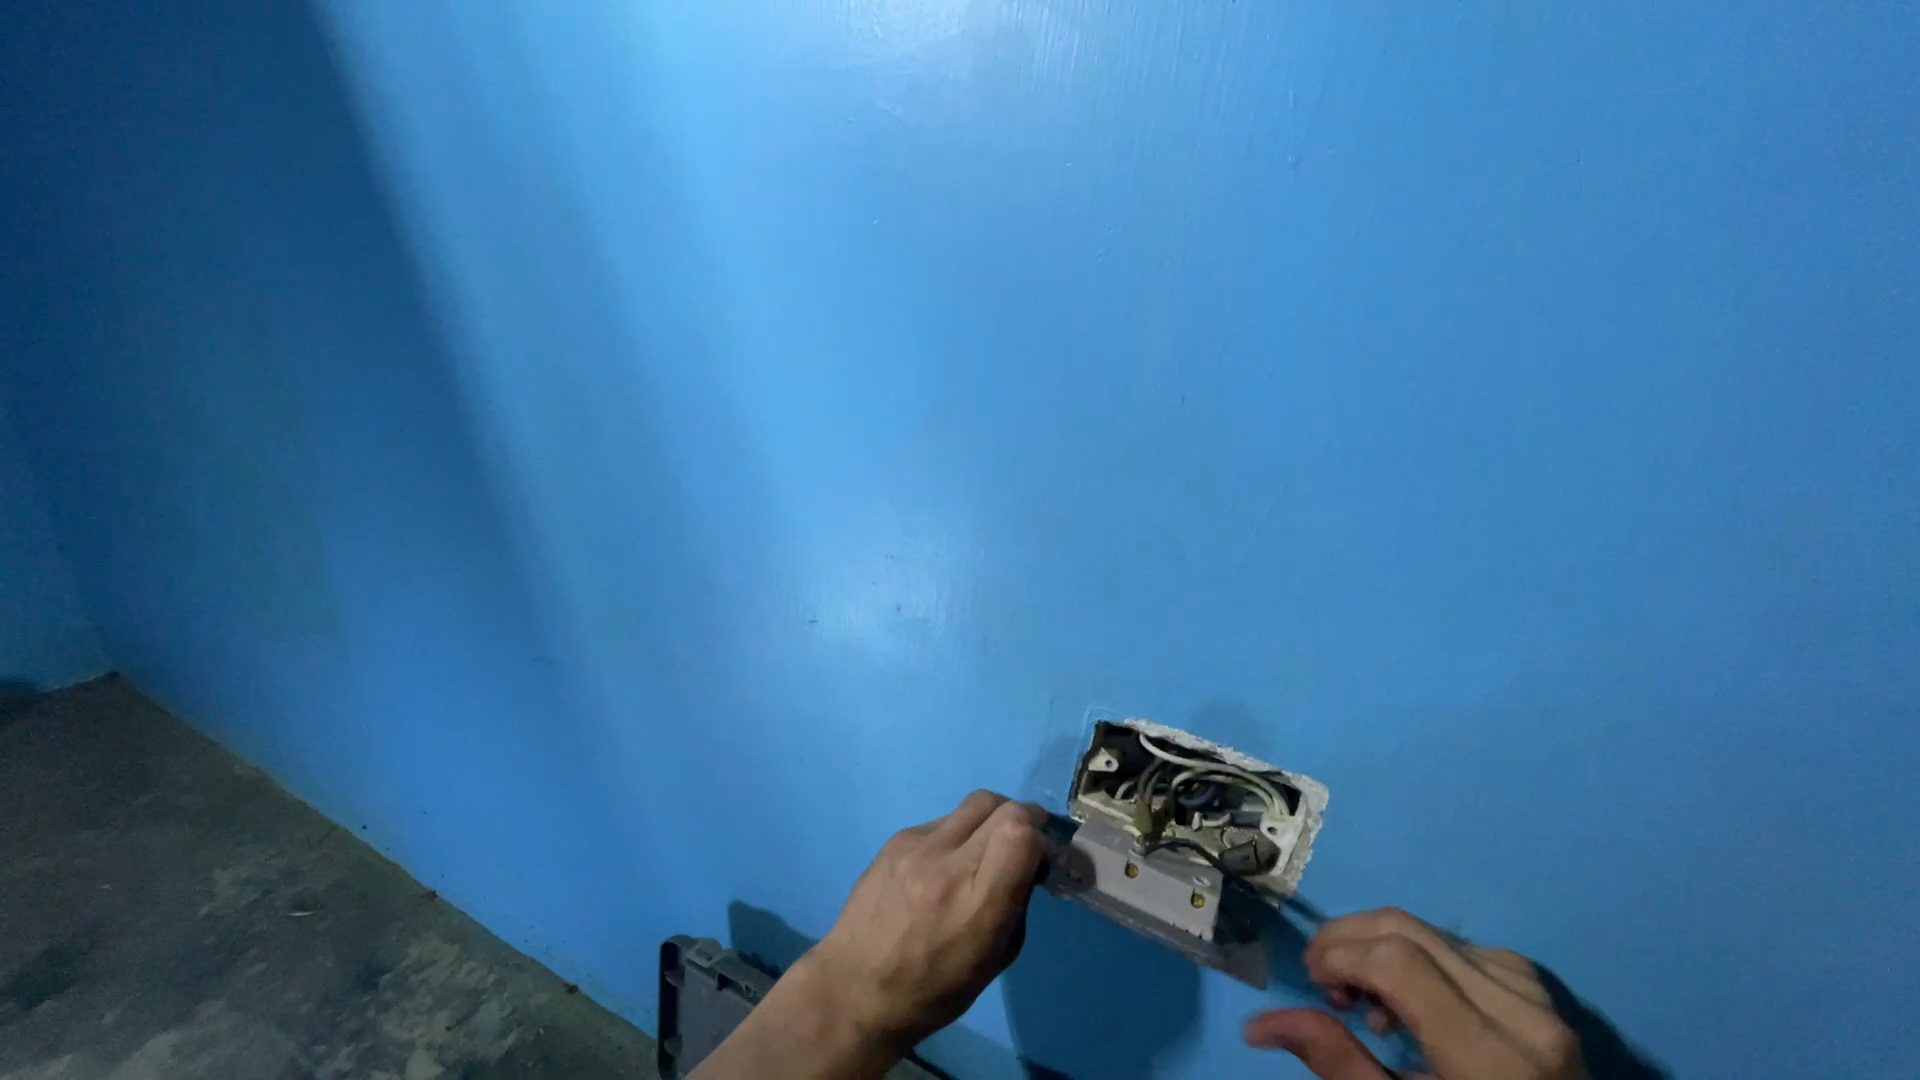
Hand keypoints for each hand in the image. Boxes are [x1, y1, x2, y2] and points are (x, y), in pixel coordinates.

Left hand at [794, 789, 1049, 1049]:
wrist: (857, 987)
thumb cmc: (935, 989)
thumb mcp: (996, 959)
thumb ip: (1017, 902)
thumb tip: (1027, 865)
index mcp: (978, 904)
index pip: (1020, 832)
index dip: (1039, 838)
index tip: (1039, 859)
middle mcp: (948, 864)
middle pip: (1003, 807)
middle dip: (1024, 820)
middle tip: (1023, 844)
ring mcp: (918, 845)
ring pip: (974, 804)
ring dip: (992, 821)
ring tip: (984, 851)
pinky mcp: (897, 838)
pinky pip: (944, 820)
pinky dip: (959, 834)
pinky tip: (945, 864)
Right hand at [1246, 907, 1587, 1079]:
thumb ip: (1336, 1062)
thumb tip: (1257, 1023)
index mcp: (1494, 1059)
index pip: (1397, 963)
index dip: (1340, 957)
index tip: (1314, 982)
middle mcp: (1521, 1011)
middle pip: (1404, 929)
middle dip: (1346, 940)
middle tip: (1323, 981)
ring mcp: (1534, 991)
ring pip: (1424, 928)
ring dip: (1375, 946)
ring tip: (1366, 1001)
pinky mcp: (1534, 982)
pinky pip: (1452, 942)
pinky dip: (1412, 955)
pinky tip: (1410, 999)